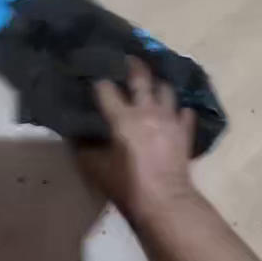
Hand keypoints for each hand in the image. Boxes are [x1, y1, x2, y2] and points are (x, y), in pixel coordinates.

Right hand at [78, 58, 198, 217]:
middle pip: (141, 79)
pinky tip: (175, 111)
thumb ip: (85, 150)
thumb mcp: (98, 170)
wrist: (166, 202)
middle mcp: (147, 111)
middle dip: (133, 66)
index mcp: (123, 119)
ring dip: (158, 86)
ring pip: (166, 90)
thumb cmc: (128, 186)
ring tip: (153, 84)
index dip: (99, 82)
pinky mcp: (185, 131)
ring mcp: (170, 119)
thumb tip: (76, 137)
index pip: (107, 90)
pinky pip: (184, 112)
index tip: (94, 76)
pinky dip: (179, 109)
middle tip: (128, 58)